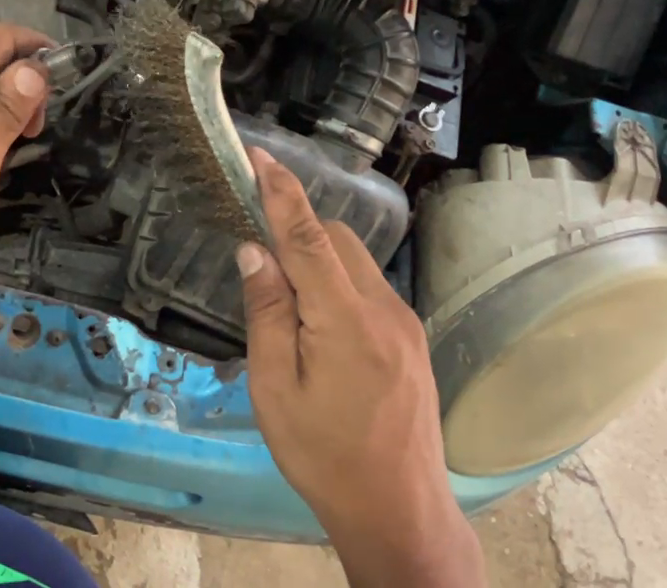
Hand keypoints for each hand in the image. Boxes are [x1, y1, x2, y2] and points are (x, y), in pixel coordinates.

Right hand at [238, 148, 482, 587]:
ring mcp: (405, 322)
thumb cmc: (323, 455)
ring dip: (316, 259)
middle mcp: (384, 310)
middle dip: (296, 231)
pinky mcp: (412, 338)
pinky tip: (318, 326)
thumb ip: (266, 313)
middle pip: (336, 239)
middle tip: (259, 262)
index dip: (281, 192)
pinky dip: (336, 283)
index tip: (259, 154)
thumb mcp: (275, 389)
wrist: (400, 512)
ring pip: (354, 260)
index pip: (308, 237)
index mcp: (346, 322)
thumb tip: (255, 251)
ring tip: (286, 305)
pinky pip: (368, 286)